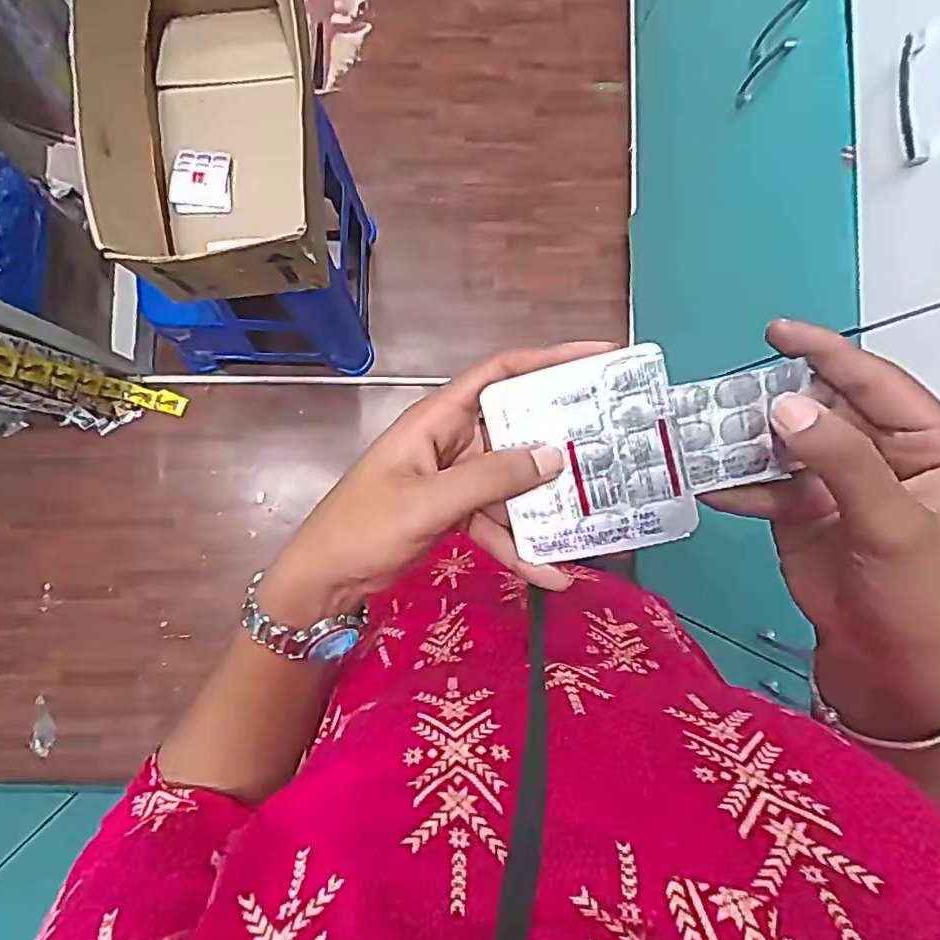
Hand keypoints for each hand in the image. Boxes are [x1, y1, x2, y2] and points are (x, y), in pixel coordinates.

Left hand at [261, 341, 624, 623]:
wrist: (327, 579)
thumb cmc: (363, 528)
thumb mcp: (428, 502)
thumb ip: (489, 479)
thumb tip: (552, 457)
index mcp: (436, 421)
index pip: (498, 375)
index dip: (548, 360)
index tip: (599, 359)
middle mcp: (450, 443)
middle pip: (514, 433)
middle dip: (560, 445)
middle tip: (612, 453)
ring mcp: (453, 481)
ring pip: (510, 486)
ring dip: (544, 510)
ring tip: (590, 528)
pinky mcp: (453, 514)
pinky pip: (495, 522)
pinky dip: (518, 546)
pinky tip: (548, 572)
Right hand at [701, 321, 939, 741]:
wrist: (884, 662)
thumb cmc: (917, 596)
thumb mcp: (891, 523)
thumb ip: (842, 462)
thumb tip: (785, 409)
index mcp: (931, 449)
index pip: (878, 386)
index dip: (829, 355)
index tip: (780, 332)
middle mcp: (884, 459)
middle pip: (824, 413)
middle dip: (775, 405)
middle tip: (728, 399)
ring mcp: (838, 486)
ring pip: (787, 448)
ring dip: (749, 446)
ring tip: (709, 440)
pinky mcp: (802, 513)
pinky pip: (766, 487)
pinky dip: (739, 488)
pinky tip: (713, 488)